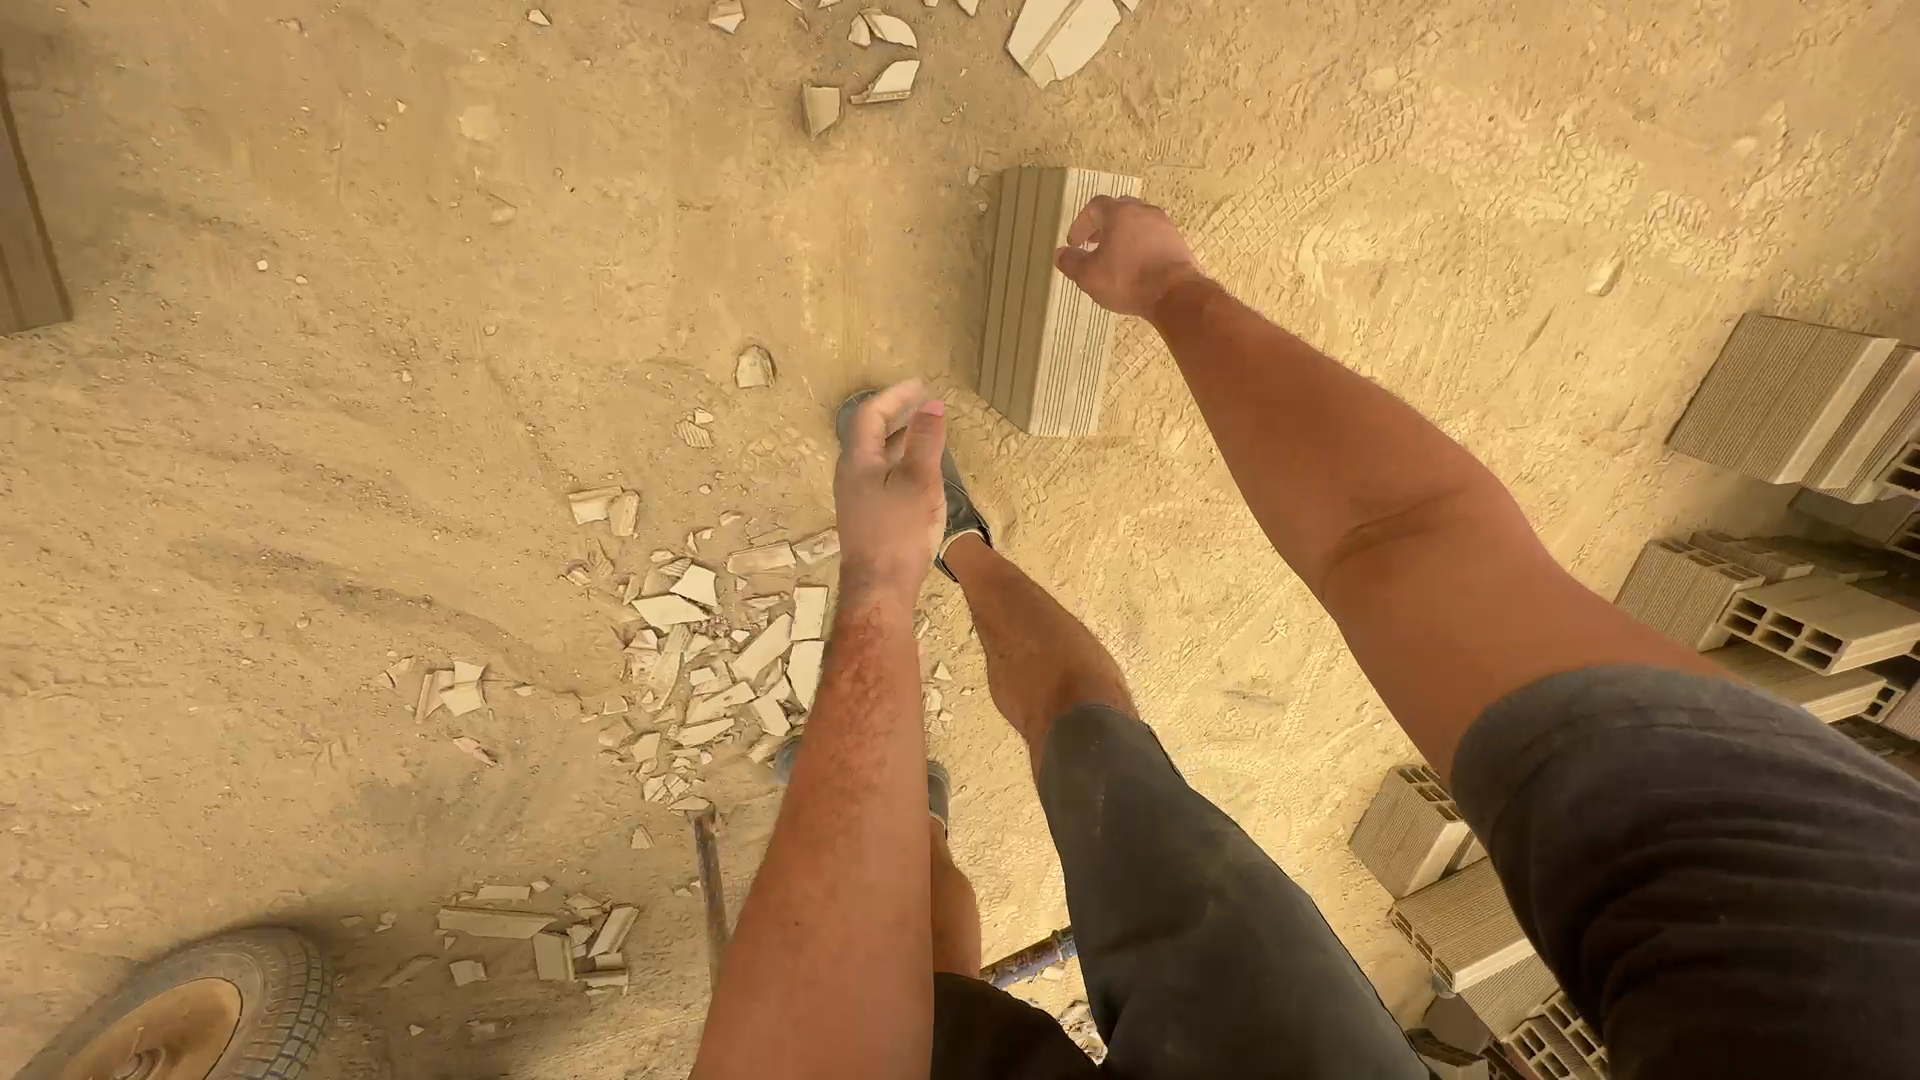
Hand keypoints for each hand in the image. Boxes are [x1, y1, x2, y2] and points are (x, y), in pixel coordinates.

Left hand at [834, 381, 947, 603]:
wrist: (879, 588)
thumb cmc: (898, 533)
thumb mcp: (918, 482)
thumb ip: (926, 442)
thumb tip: (932, 405)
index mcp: (857, 461)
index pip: (871, 414)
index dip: (894, 396)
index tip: (920, 385)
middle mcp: (851, 475)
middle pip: (870, 435)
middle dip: (898, 416)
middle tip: (924, 404)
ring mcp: (856, 498)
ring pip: (878, 458)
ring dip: (901, 441)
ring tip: (927, 433)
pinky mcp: (866, 517)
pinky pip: (882, 477)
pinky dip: (902, 464)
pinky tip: (921, 475)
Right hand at [1054, 196, 1207, 316]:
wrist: (1173, 292)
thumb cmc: (1126, 280)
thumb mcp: (1089, 276)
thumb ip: (1071, 262)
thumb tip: (1060, 254)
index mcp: (1119, 214)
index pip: (1094, 207)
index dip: (1081, 224)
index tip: (1074, 243)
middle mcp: (1143, 212)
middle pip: (1119, 210)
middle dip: (1103, 226)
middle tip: (1094, 243)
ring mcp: (1164, 225)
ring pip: (1138, 223)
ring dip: (1124, 235)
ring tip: (1115, 256)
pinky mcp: (1177, 242)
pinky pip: (1154, 238)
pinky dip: (1141, 246)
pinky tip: (1137, 265)